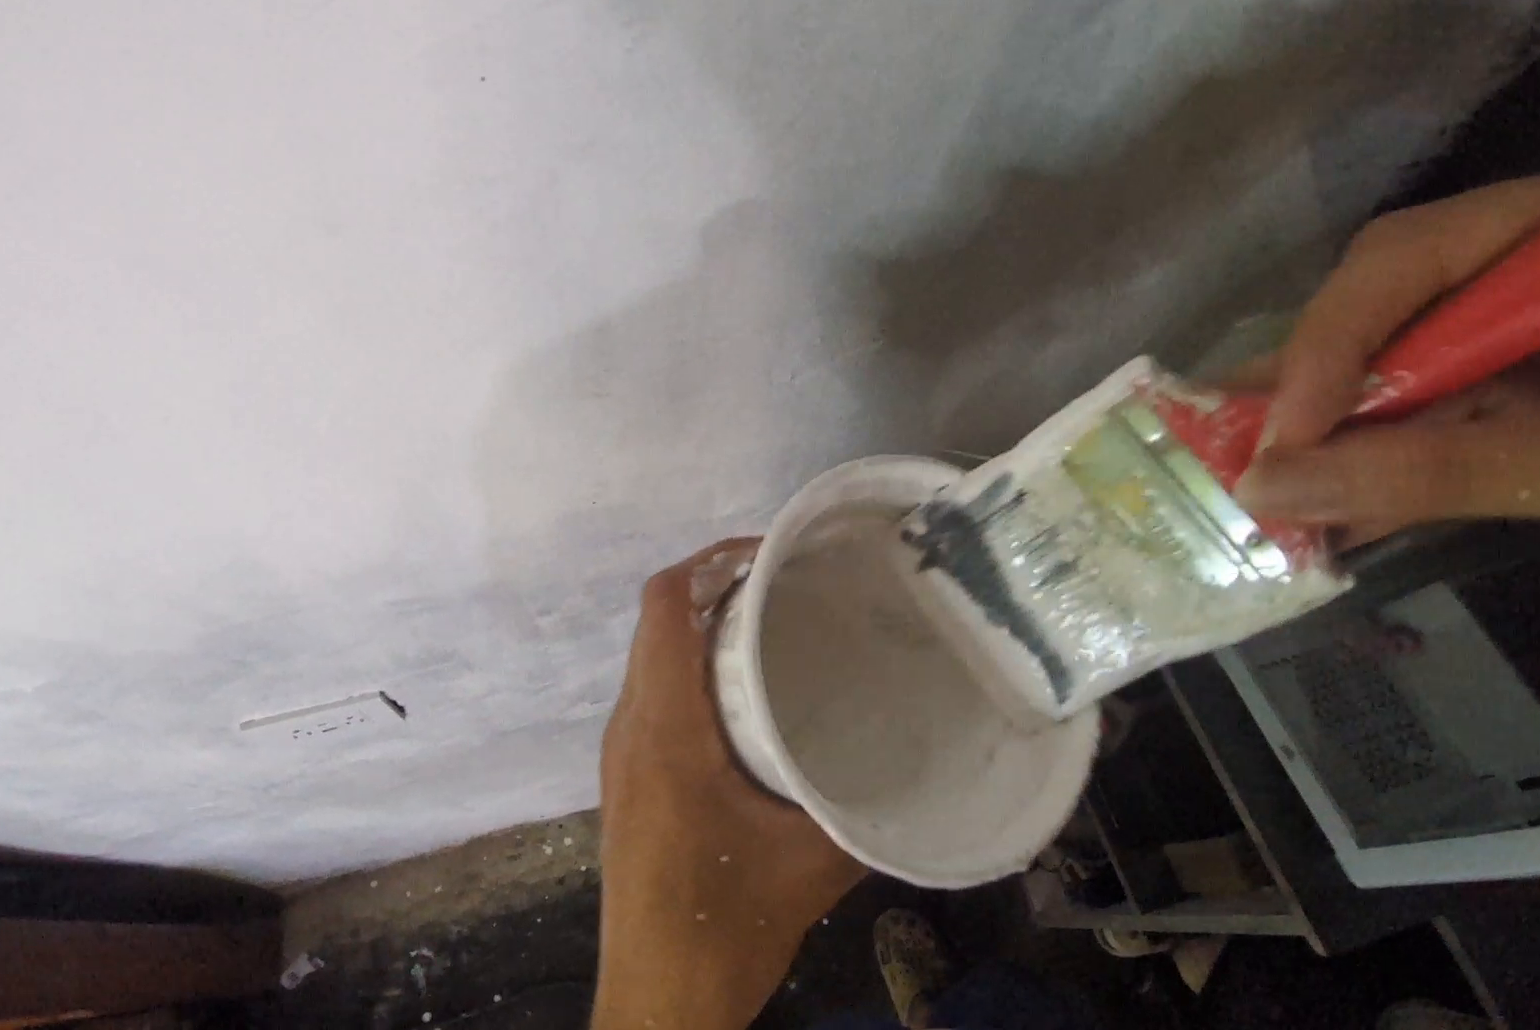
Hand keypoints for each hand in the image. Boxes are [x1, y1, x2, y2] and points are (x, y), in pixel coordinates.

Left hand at [592, 539, 868, 1029]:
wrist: (655, 1001)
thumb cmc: (721, 927)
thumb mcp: (810, 863)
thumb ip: (863, 806)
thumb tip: (918, 763)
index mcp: (664, 728)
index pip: (664, 606)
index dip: (709, 560)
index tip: (770, 554)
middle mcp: (630, 726)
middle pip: (658, 623)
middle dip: (716, 589)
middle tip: (791, 587)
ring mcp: (621, 752)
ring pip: (653, 657)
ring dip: (704, 630)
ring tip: (775, 628)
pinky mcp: (627, 776)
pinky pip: (654, 694)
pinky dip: (693, 671)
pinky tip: (747, 696)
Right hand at [1233, 167, 1539, 593]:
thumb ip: (1444, 472)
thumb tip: (1267, 488)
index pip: (1423, 253)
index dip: (1335, 340)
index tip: (1286, 434)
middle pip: (1390, 303)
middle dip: (1314, 386)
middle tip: (1244, 454)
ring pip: (1394, 364)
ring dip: (1324, 431)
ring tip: (1252, 478)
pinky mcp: (1531, 390)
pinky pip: (1422, 416)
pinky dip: (1369, 466)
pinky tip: (1318, 505)